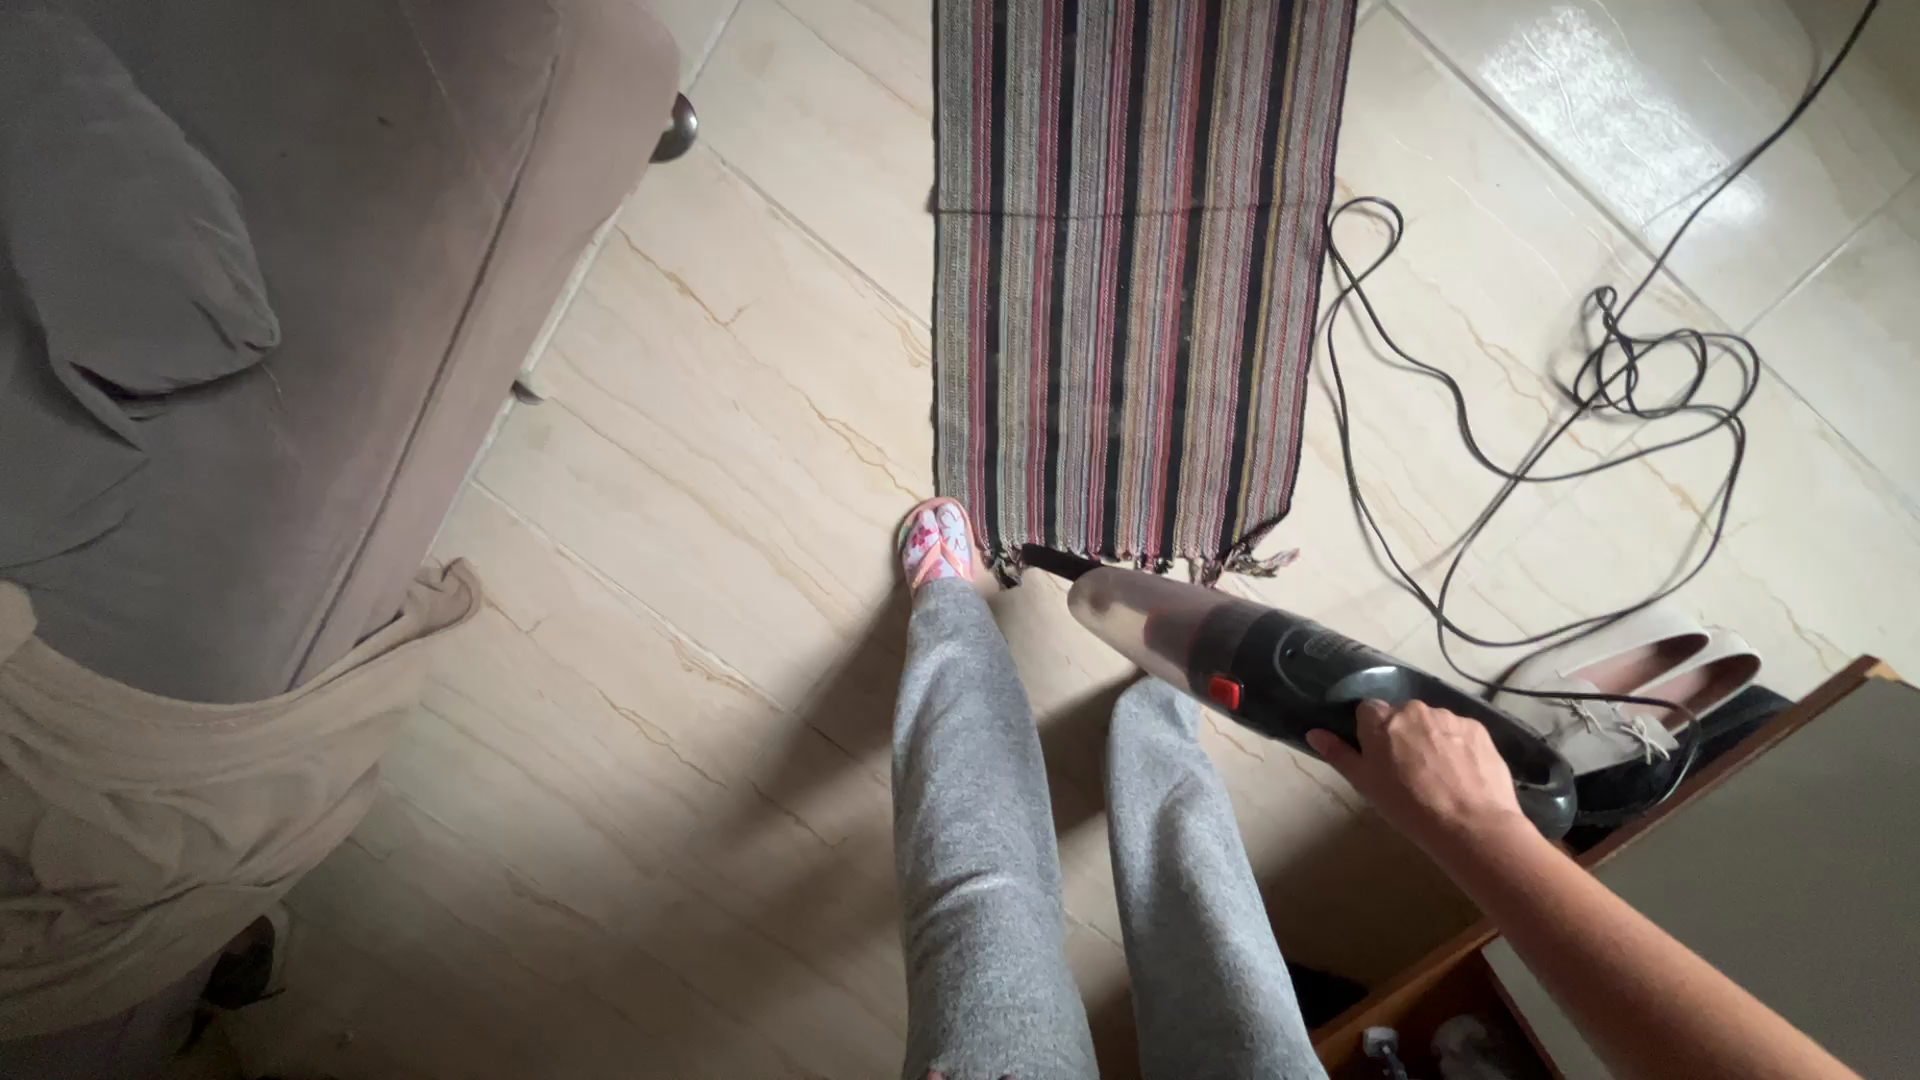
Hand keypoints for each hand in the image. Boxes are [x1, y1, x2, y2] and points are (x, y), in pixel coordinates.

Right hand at [1307, 699, 1531, 856]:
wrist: (1472, 827)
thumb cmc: (1408, 806)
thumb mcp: (1364, 784)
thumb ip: (1338, 753)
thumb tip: (1314, 733)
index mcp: (1381, 720)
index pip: (1367, 710)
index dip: (1371, 731)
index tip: (1379, 755)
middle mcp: (1413, 710)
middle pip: (1402, 715)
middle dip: (1403, 733)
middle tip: (1409, 768)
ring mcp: (1448, 717)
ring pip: (1432, 722)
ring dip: (1431, 739)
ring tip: (1440, 774)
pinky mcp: (1479, 729)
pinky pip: (1460, 731)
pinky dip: (1458, 746)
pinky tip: (1462, 773)